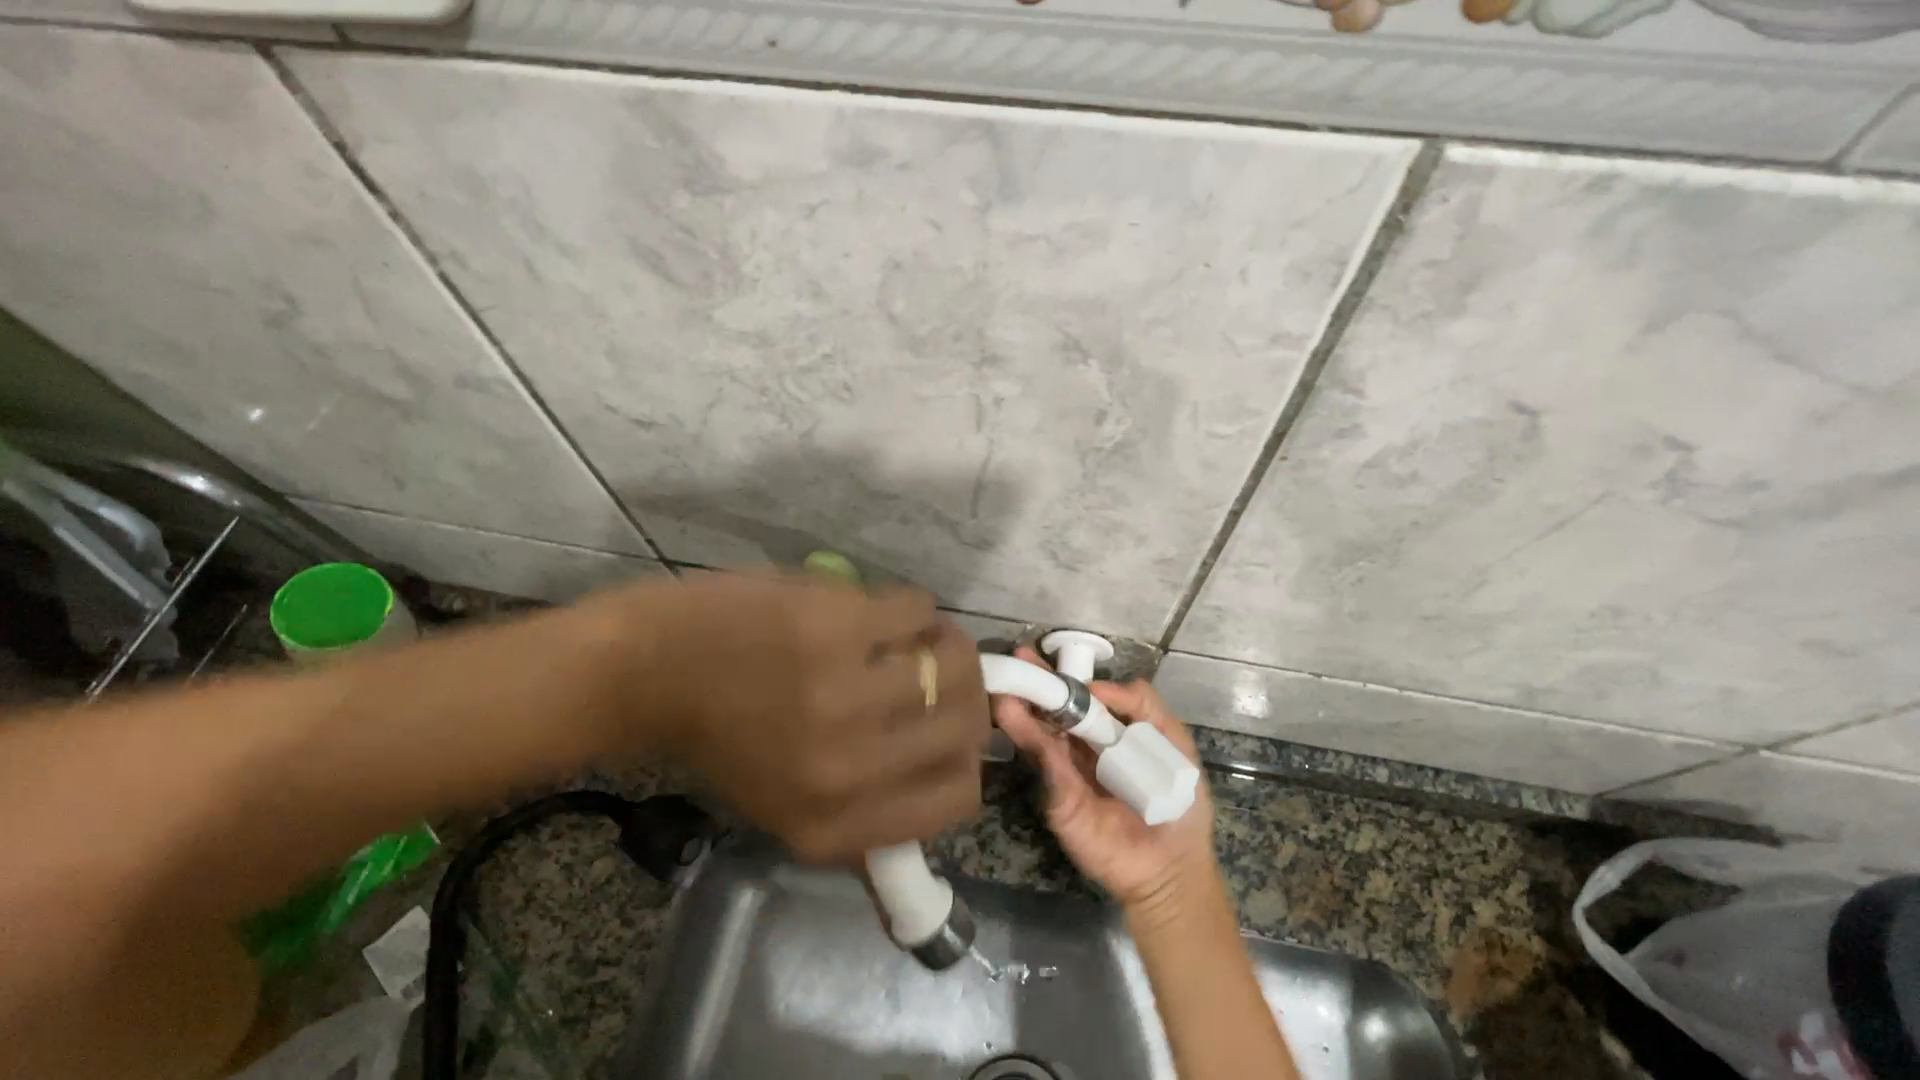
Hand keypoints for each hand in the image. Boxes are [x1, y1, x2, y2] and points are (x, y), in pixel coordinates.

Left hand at [594, 573, 990, 862]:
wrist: (645, 669)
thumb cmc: (715, 739)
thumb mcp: (784, 809)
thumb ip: (865, 813)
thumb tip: (951, 779)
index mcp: (834, 826)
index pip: (957, 798)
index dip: (964, 761)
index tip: (947, 732)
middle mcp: (847, 770)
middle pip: (965, 727)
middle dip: (965, 696)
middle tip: (940, 674)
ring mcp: (844, 693)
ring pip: (955, 663)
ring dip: (944, 645)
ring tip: (916, 638)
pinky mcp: (836, 625)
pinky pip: (918, 610)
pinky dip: (911, 608)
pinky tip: (881, 612)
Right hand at [992, 647, 1214, 911]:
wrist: (1173, 868)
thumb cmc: (1179, 807)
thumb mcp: (1175, 745)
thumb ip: (1145, 708)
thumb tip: (1099, 685)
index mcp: (1109, 738)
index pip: (1081, 702)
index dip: (1064, 681)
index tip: (1043, 657)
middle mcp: (1082, 753)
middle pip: (1054, 714)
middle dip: (1036, 687)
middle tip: (1016, 659)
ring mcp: (1066, 775)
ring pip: (1041, 734)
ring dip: (1022, 708)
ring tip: (1006, 682)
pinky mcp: (1058, 798)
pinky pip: (1045, 763)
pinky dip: (1028, 736)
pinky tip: (1012, 714)